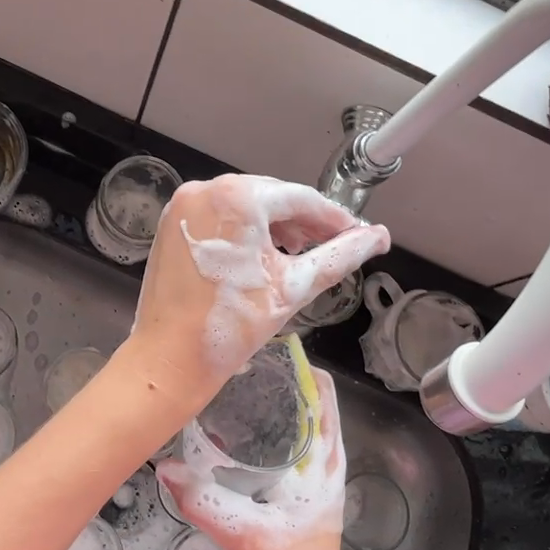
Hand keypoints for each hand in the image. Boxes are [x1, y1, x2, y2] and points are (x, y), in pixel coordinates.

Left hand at [128, 175, 389, 405]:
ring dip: (277, 226)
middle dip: (305, 222)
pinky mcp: (173, 223)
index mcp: (237, 197)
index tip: (360, 234)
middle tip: (335, 245)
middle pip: (272, 197)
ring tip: (301, 254)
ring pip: (246, 206)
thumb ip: (340, 255)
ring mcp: (184, 204)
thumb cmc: (233, 325)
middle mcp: (206, 189)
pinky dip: (246, 231)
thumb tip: (379, 237)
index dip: (335, 218)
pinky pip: (220, 216)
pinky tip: (264, 255)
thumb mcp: (293, 287)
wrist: (169, 359)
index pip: (301, 199)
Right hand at [157, 369, 348, 549]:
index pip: (325, 402)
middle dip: (284, 383)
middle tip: (243, 362)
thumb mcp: (245, 534)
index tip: (272, 348)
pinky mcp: (297, 499)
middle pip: (311, 410)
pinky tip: (238, 435)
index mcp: (326, 466)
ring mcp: (312, 484)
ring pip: (299, 430)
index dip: (305, 371)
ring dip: (277, 407)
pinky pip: (287, 452)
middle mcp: (324, 467)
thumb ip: (203, 501)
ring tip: (240, 386)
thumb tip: (163, 467)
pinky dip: (268, 433)